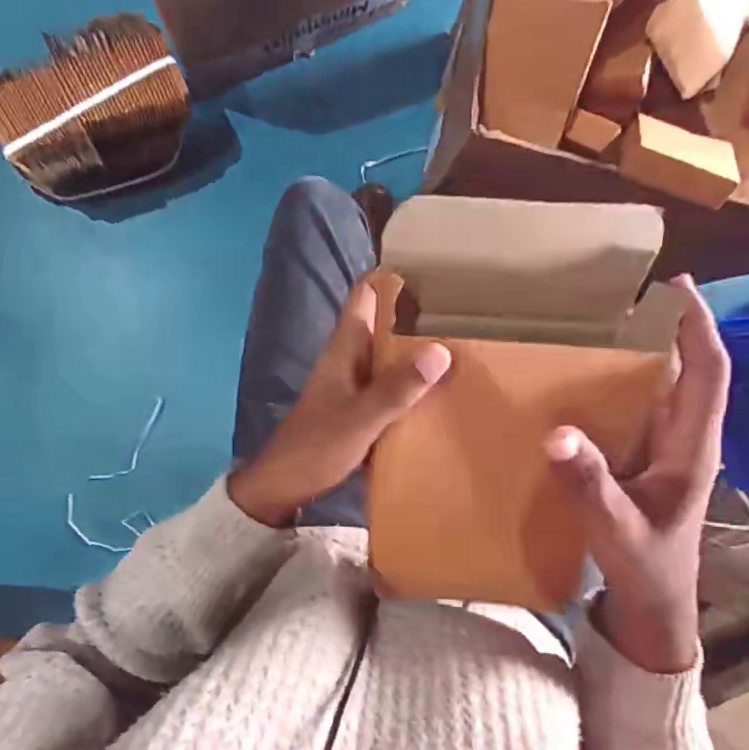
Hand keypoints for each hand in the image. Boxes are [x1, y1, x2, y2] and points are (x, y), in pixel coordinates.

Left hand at [229, 277, 451, 526]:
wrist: (283, 485)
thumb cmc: (315, 447)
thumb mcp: (360, 418)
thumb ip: (396, 388)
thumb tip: (440, 350)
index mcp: (343, 350)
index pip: (364, 295)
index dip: (392, 275)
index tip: (433, 265)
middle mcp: (348, 360)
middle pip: (383, 323)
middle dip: (416, 312)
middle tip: (465, 304)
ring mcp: (352, 385)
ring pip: (388, 355)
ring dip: (416, 348)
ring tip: (463, 340)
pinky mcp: (357, 409)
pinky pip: (389, 385)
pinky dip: (411, 381)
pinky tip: (439, 389)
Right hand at [543, 275, 728, 672]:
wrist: (653, 602)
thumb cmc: (645, 564)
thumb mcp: (614, 525)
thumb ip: (589, 482)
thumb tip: (556, 431)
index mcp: (692, 448)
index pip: (706, 374)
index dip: (696, 329)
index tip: (677, 290)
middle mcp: (684, 441)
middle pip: (689, 373)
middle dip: (671, 331)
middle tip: (629, 301)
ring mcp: (665, 454)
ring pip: (663, 392)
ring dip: (645, 358)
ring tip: (602, 333)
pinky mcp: (643, 466)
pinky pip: (637, 415)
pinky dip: (619, 391)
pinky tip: (583, 389)